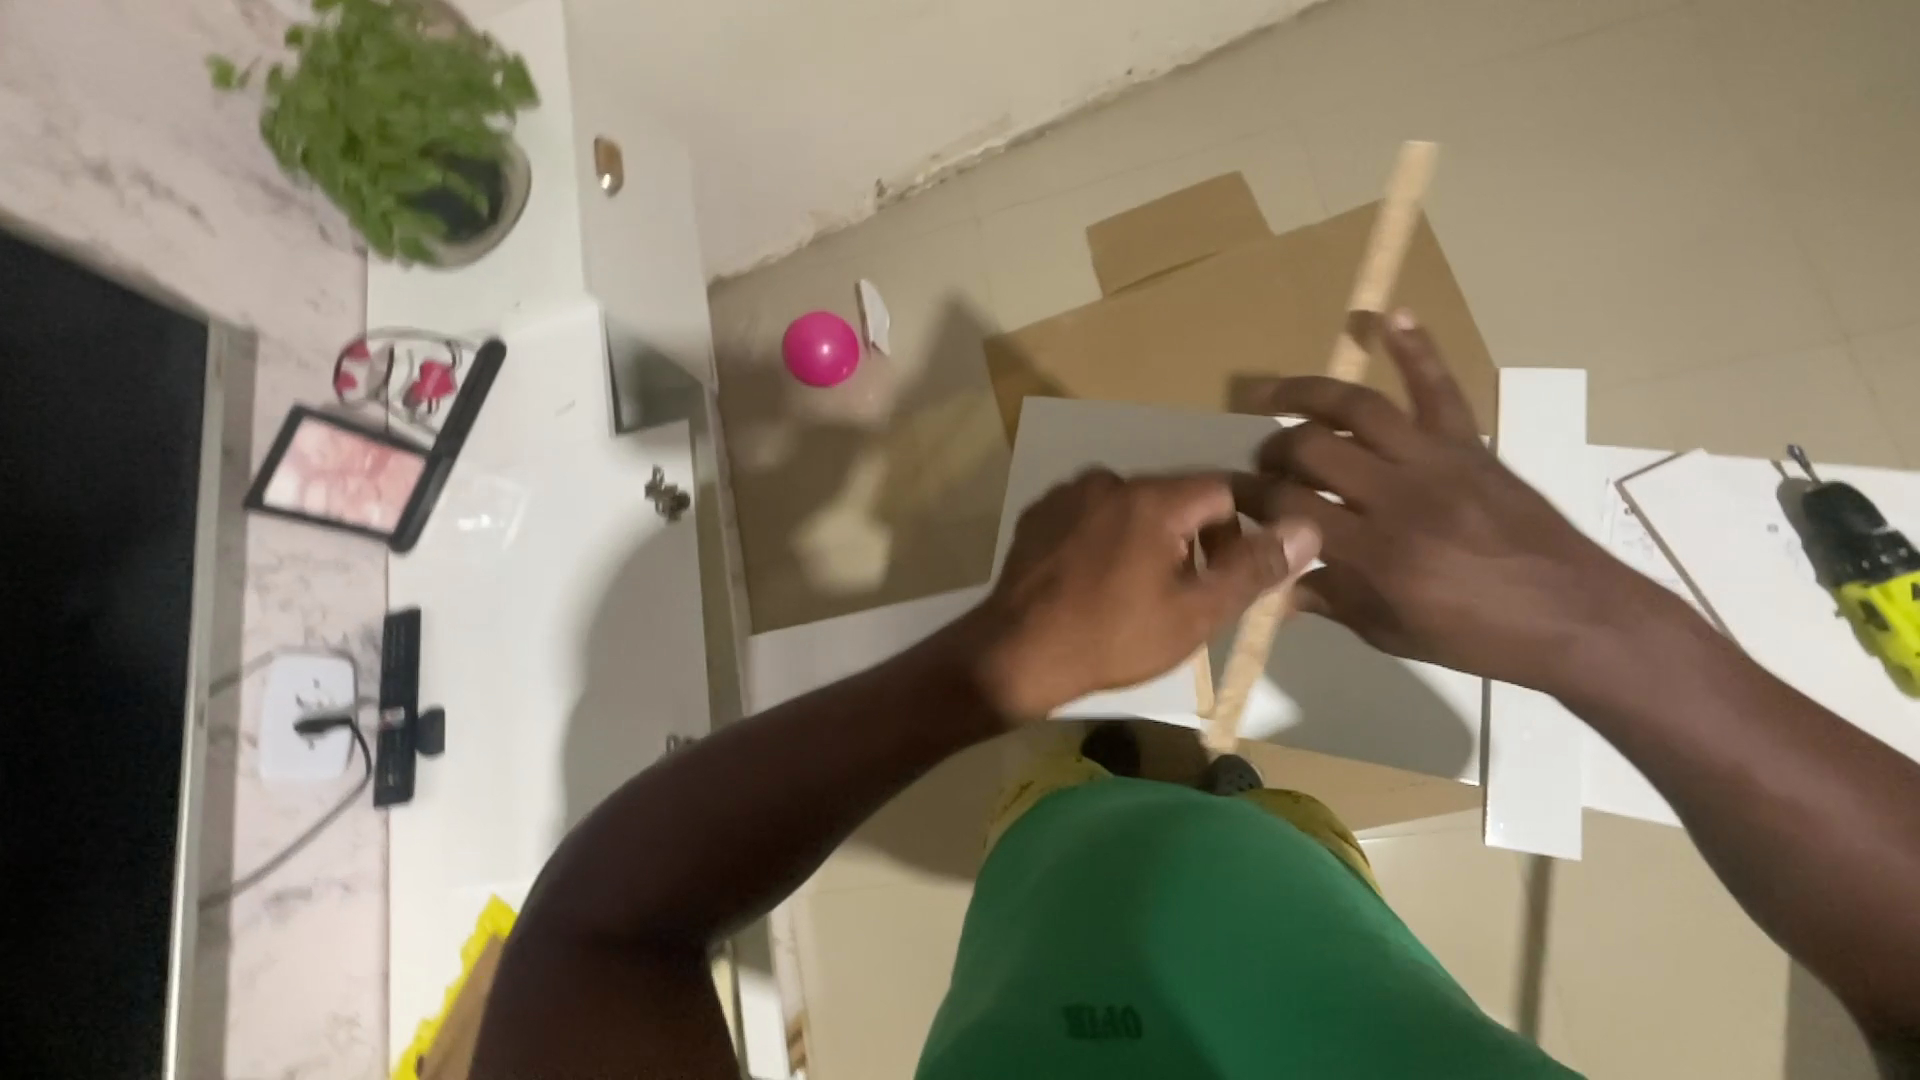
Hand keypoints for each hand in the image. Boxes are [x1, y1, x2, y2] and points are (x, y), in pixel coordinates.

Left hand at [967, 469, 1320, 719]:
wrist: (1016, 654)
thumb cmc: (1112, 638)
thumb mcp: (1195, 613)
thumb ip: (1253, 568)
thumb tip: (1308, 527)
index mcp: (1152, 497)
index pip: (1222, 492)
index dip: (1234, 535)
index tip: (1222, 578)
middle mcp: (1108, 480)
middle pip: (1173, 498)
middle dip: (1188, 539)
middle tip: (1177, 594)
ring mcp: (1065, 495)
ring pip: (1129, 507)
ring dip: (1144, 539)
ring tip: (1130, 593)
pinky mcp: (1037, 515)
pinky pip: (1089, 516)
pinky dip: (1102, 539)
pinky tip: (1090, 582)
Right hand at [1236, 310, 1678, 695]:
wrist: (1579, 616)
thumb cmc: (1477, 637)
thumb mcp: (1389, 631)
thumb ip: (1329, 599)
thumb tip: (1274, 588)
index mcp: (1375, 552)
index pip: (1288, 505)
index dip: (1250, 497)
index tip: (1232, 497)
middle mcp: (1399, 496)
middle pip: (1311, 449)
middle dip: (1272, 453)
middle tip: (1263, 467)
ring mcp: (1437, 462)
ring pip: (1358, 407)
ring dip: (1304, 393)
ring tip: (1267, 392)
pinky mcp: (1471, 446)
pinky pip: (1438, 388)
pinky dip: (1414, 347)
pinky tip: (1385, 316)